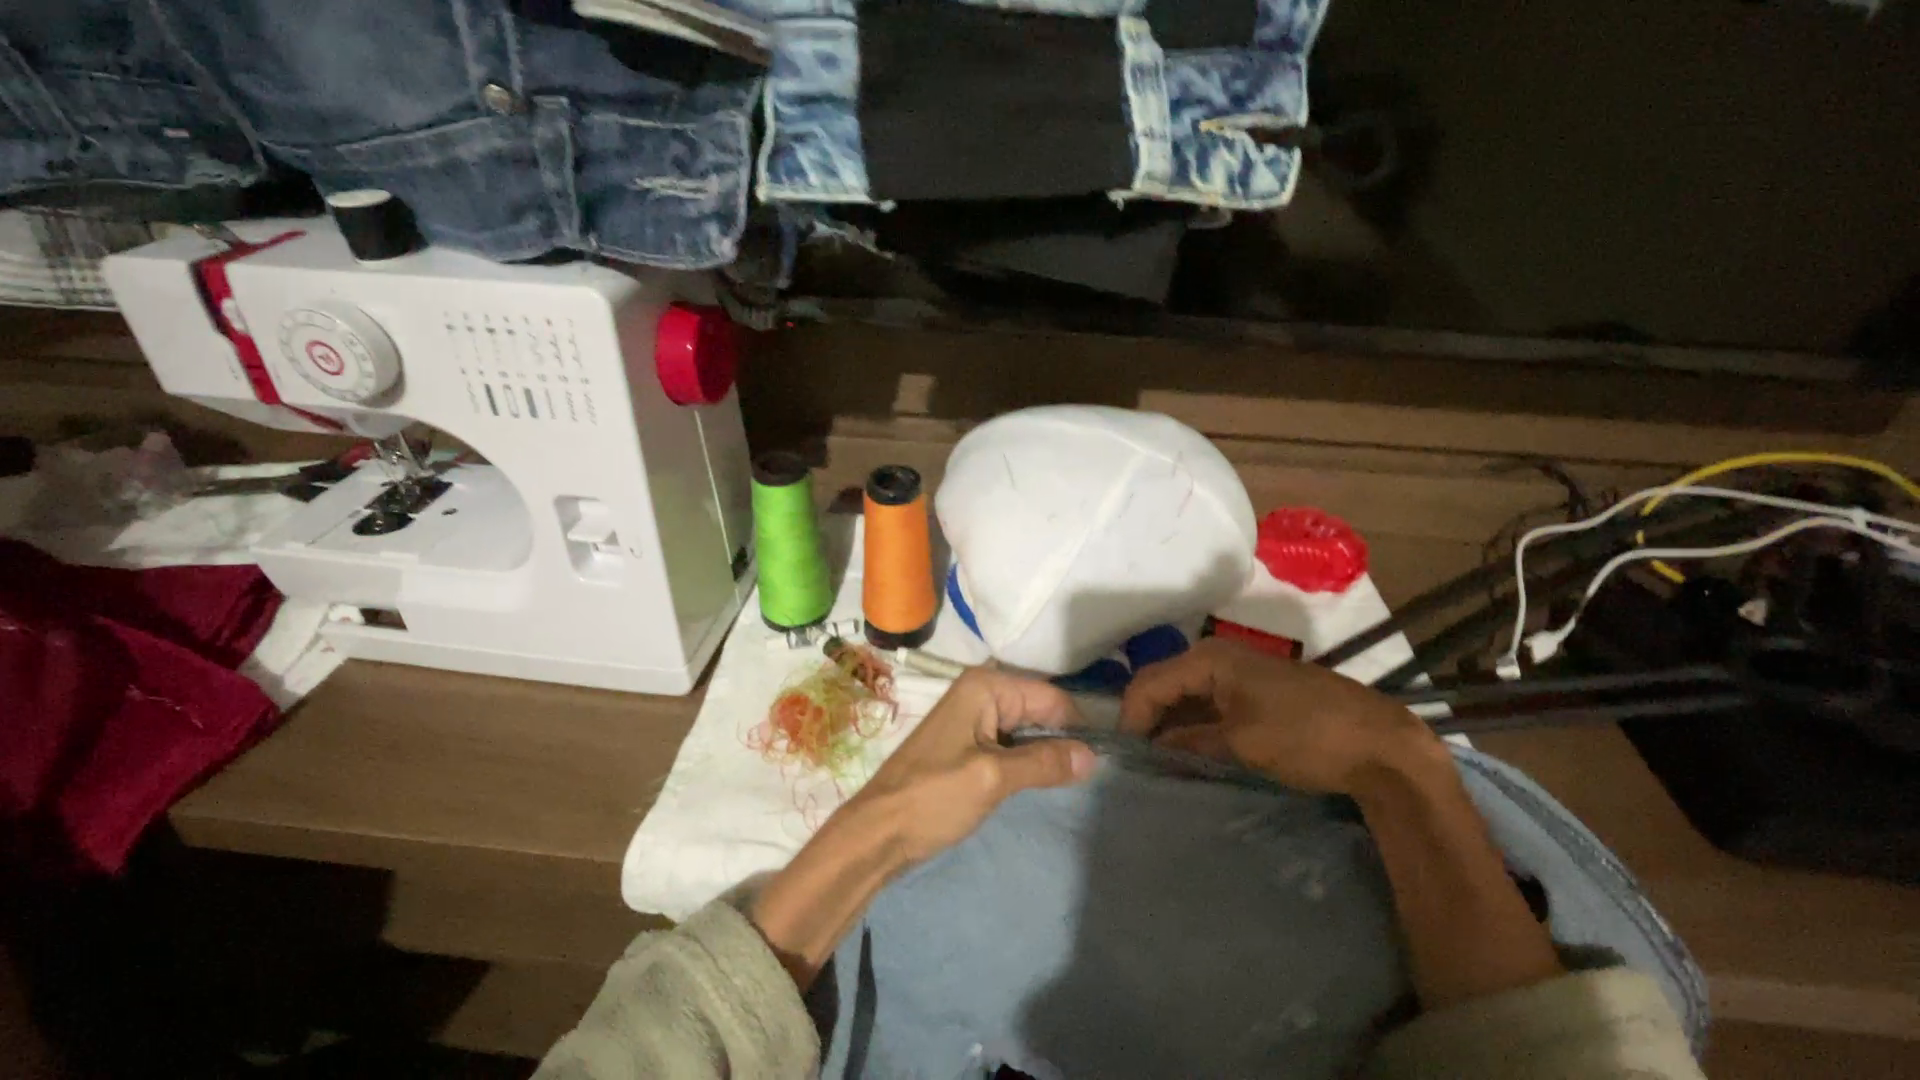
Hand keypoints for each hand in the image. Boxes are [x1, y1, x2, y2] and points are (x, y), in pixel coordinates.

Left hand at [850, 668, 1097, 864]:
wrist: (877, 833)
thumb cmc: (931, 798)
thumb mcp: (992, 778)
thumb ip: (1043, 762)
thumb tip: (1093, 756)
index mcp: (984, 687)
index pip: (1050, 696)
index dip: (1077, 725)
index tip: (1102, 760)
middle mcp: (980, 693)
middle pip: (1040, 709)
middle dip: (1063, 737)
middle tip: (1091, 775)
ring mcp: (973, 720)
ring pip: (1028, 729)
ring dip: (1047, 752)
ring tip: (1074, 782)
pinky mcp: (969, 746)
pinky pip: (1012, 745)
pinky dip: (1028, 762)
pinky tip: (1044, 784)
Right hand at [1120, 638, 1440, 794]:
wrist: (1383, 746)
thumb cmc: (1306, 737)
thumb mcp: (1239, 744)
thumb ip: (1188, 743)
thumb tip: (1153, 749)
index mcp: (1210, 659)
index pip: (1148, 684)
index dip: (1131, 720)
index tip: (1125, 760)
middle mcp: (1221, 657)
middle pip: (1166, 686)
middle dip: (1150, 723)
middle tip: (1139, 765)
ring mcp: (1243, 674)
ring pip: (1189, 698)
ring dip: (1173, 728)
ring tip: (1162, 765)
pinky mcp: (1260, 694)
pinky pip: (1213, 706)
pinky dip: (1198, 728)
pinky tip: (1195, 756)